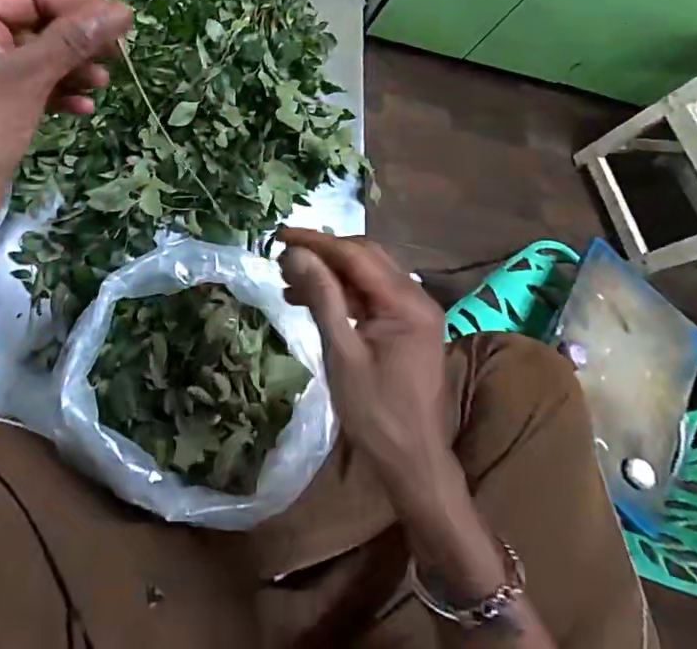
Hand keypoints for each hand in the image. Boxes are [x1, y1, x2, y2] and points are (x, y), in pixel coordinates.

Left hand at [0, 0, 131, 229]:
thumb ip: (72, 40)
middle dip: (79, 39)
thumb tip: (121, 10)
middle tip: (118, 52)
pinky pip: (38, 86)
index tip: (122, 18)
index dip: (79, 3)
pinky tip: (84, 108)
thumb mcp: (25, 78)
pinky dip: (61, 93)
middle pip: (42, 24)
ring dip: (75, 68)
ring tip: (102, 83)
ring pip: (44, 57)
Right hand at [276, 229, 449, 499]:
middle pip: (365, 257)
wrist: (412, 461)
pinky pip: (373, 296)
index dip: (316, 241)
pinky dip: (344, 294)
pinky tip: (313, 300)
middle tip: (283, 256)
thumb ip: (322, 298)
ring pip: (368, 275)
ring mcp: (416, 312)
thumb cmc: (375, 413)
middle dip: (323, 252)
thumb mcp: (342, 353)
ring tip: (289, 279)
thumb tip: (295, 254)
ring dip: (331, 273)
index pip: (356, 254)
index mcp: (406, 302)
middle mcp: (417, 297)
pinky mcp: (409, 326)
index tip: (279, 236)